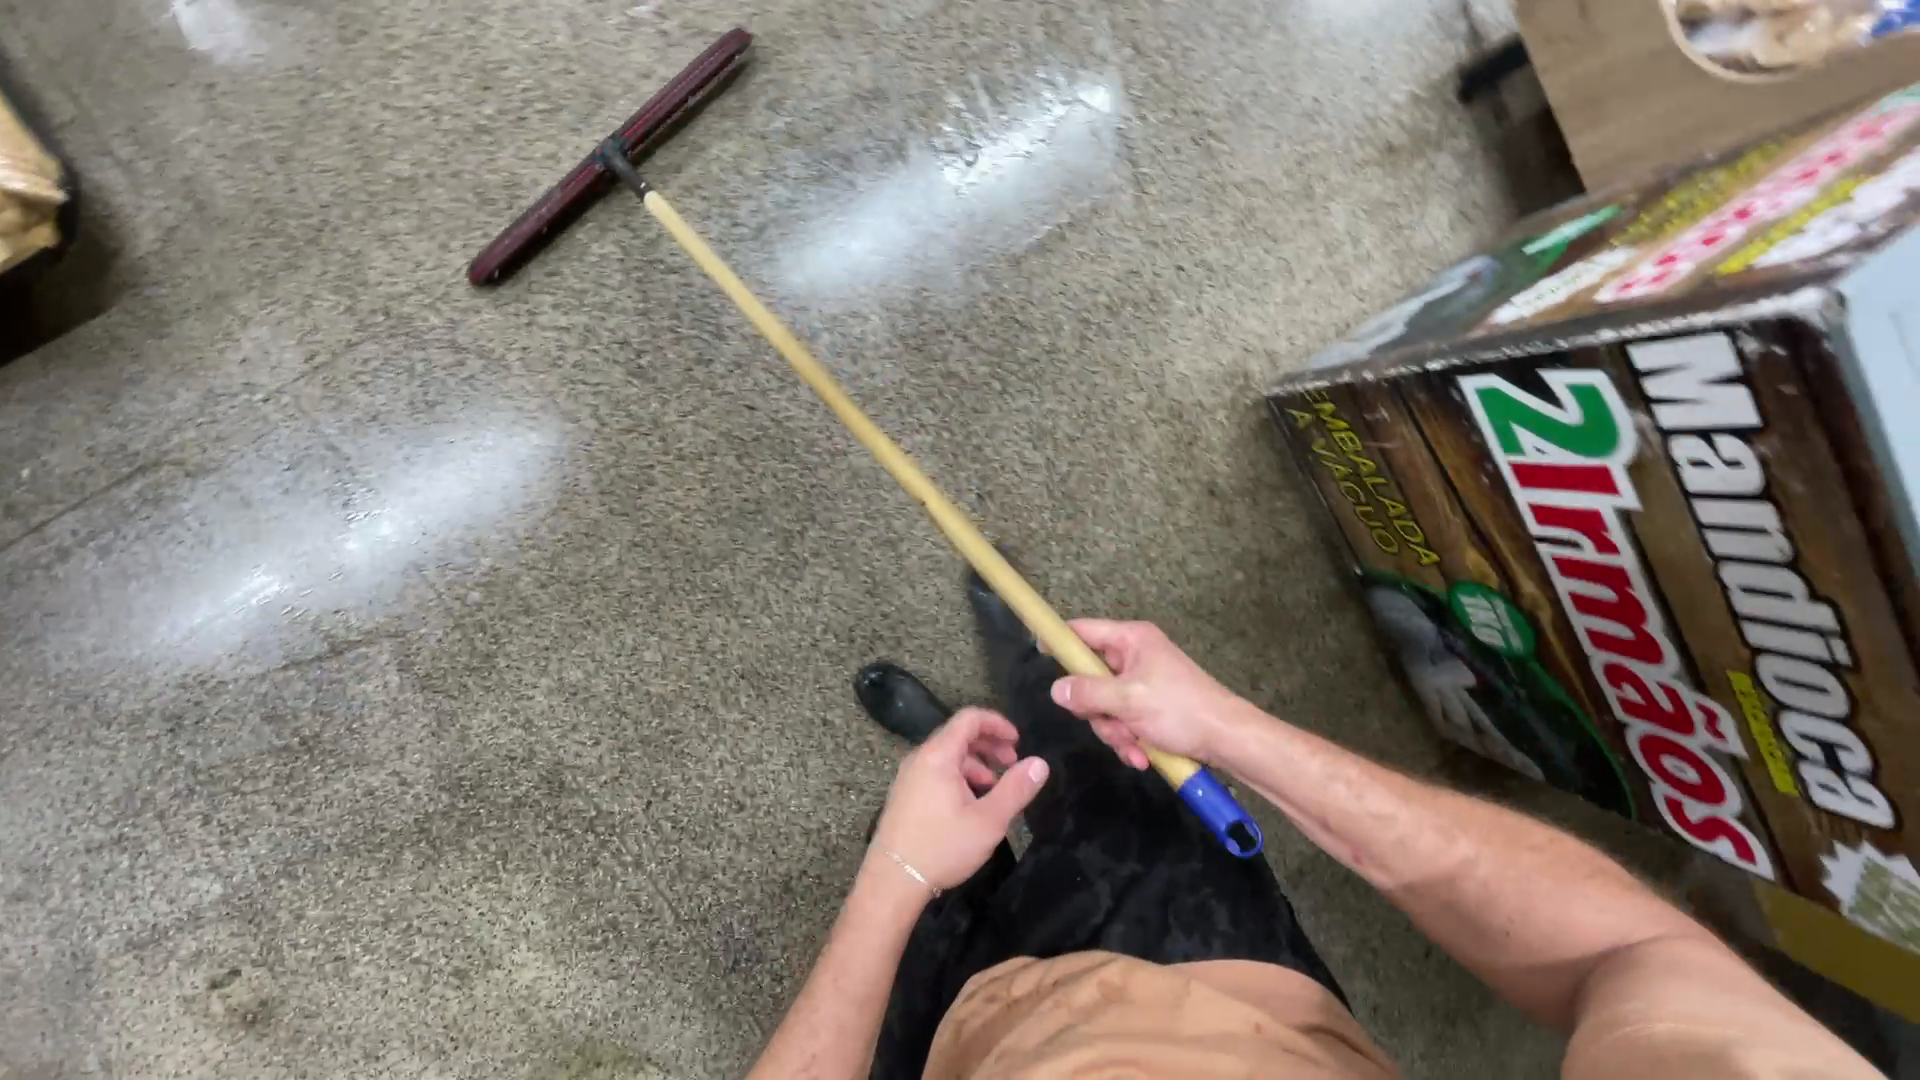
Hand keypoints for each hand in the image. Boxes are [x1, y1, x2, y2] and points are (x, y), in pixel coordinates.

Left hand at [870, 707, 1049, 891]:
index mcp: (938, 755)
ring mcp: (909, 776)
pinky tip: (970, 803)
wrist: (892, 881)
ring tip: (994, 788)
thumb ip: (1016, 789)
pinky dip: (959, 776)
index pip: (969, 718)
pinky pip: (936, 771)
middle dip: (990, 744)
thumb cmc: (942, 847)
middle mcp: (920, 758)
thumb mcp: (989, 820)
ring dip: (976, 763)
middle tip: (1012, 763)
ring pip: (948, 755)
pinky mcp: (905, 794)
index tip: (1018, 741)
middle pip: (958, 734)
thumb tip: (1039, 763)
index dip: (997, 723)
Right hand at [1050, 619, 1243, 768]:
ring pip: (1105, 704)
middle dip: (1096, 710)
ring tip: (1134, 746)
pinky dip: (1129, 738)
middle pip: (1090, 677)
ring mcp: (1143, 681)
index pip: (1082, 630)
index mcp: (1131, 640)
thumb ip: (1088, 693)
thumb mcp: (1129, 700)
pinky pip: (1123, 719)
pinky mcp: (1150, 706)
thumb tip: (1056, 689)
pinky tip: (1142, 755)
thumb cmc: (1180, 710)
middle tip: (1111, 725)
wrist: (1229, 739)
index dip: (1059, 641)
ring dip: (1114, 730)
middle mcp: (1135, 655)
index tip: (1038, 654)